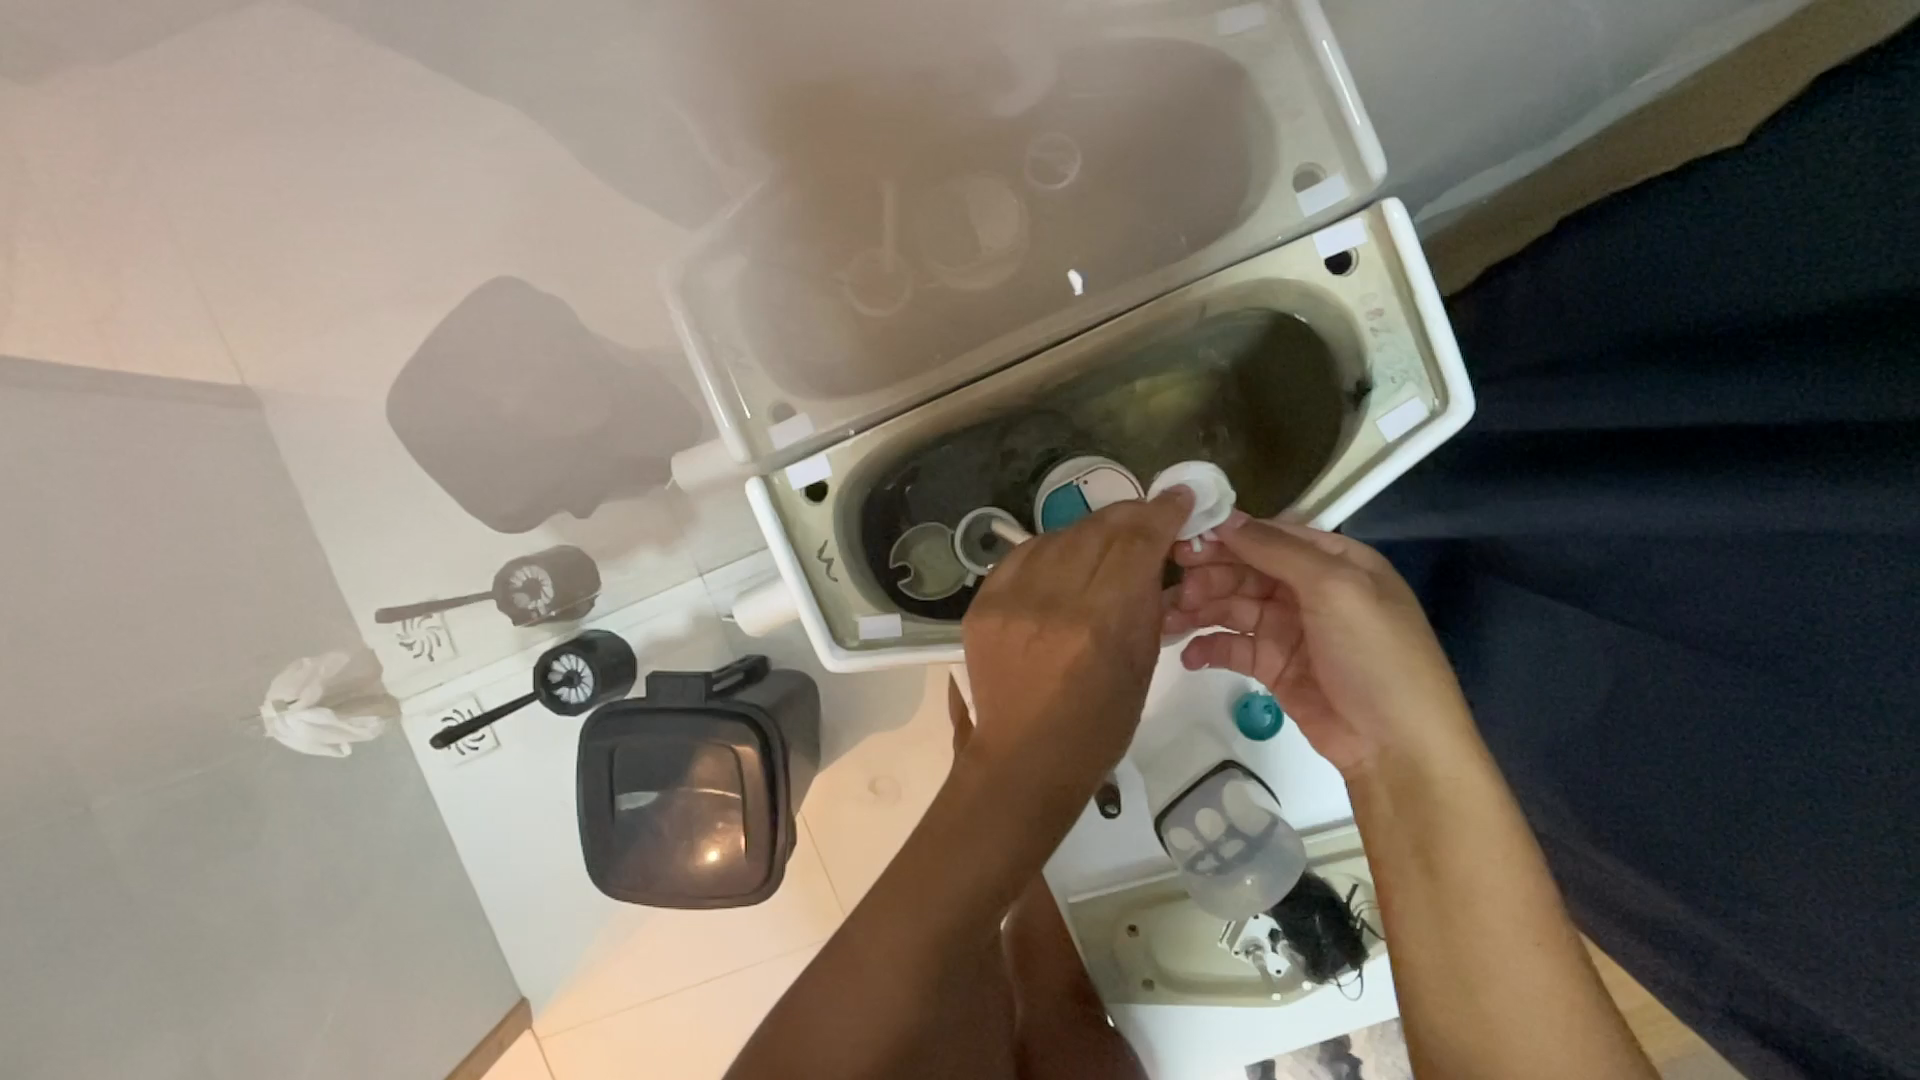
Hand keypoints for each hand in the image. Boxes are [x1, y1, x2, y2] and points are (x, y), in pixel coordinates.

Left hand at [961, 489, 1193, 787]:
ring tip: (1104, 544)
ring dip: (1088, 533)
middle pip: (1096, 530)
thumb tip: (1151, 554)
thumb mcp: (1141, 665)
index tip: (1178, 497)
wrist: (1024, 757)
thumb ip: (1145, 602)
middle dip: (1128, 516)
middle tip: (1146, 517)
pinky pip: (1021, 556)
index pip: (1136, 541)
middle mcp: (1051, 600)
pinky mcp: (981, 605)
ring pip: (1057, 536)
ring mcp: (1009, 600)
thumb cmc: (1097, 725)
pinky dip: (1049, 552)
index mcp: (1100, 621)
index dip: (1161, 511)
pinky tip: (1062, 562)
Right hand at [1163, 517, 1474, 776]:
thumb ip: (1277, 551)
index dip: (1225, 537)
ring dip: (1198, 611)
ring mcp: (1289, 629)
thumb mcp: (1335, 588)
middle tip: (1176, 592)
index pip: (1269, 536)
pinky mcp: (1273, 665)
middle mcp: (1309, 589)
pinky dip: (1208, 647)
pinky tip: (1189, 655)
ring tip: (1167, 622)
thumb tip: (1225, 519)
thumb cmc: (1375, 654)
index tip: (1180, 544)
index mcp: (1334, 560)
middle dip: (1208, 577)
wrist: (1396, 745)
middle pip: (1244, 570)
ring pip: (1231, 607)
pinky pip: (1232, 646)